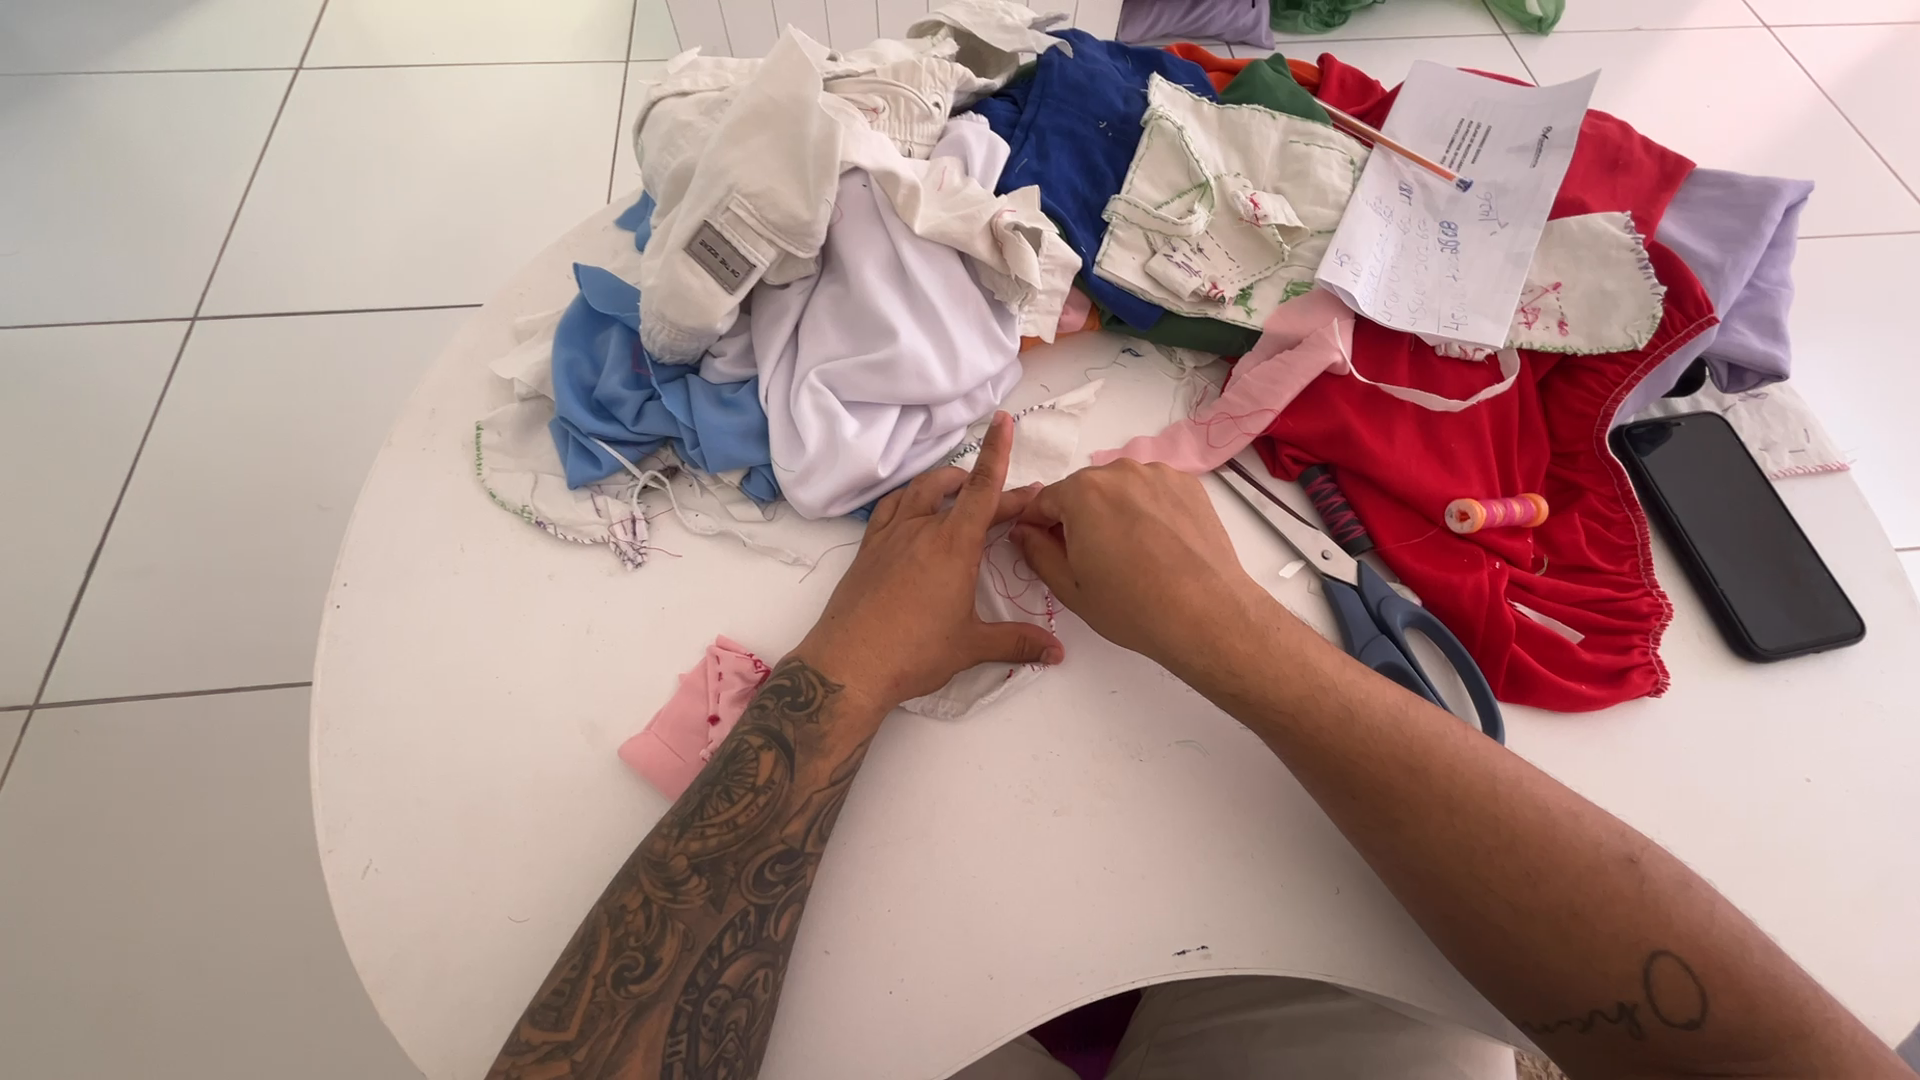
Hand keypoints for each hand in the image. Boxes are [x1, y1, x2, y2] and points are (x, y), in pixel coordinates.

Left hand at [792, 413, 1064, 715]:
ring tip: (960, 488)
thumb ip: (1017, 641)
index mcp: (953, 545)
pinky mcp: (868, 548)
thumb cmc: (915, 652)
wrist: (849, 665)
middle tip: (1010, 501)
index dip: (997, 452)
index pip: (982, 489)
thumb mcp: (972, 646)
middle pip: (958, 491)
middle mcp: (922, 529)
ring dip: (944, 483)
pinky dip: (908, 498)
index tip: (1003, 421)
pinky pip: (890, 507)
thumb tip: (1057, 651)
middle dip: (986, 487)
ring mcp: (890, 535)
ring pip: (919, 490)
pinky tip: (913, 509)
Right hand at [1012, 460, 1273, 675]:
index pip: (1043, 501)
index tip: (1044, 549)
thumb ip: (1037, 552)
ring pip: (1120, 489)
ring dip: (1114, 511)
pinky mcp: (1189, 485)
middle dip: (1078, 517)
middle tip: (1092, 558)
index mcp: (1081, 492)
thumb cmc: (1130, 606)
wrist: (1205, 614)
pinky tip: (1157, 544)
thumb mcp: (1069, 587)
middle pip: (1083, 491)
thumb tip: (1023, 531)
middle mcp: (1118, 471)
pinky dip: (1147, 510)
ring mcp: (1158, 475)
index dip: (1037, 527)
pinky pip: (1152, 492)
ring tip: (1130, 552)